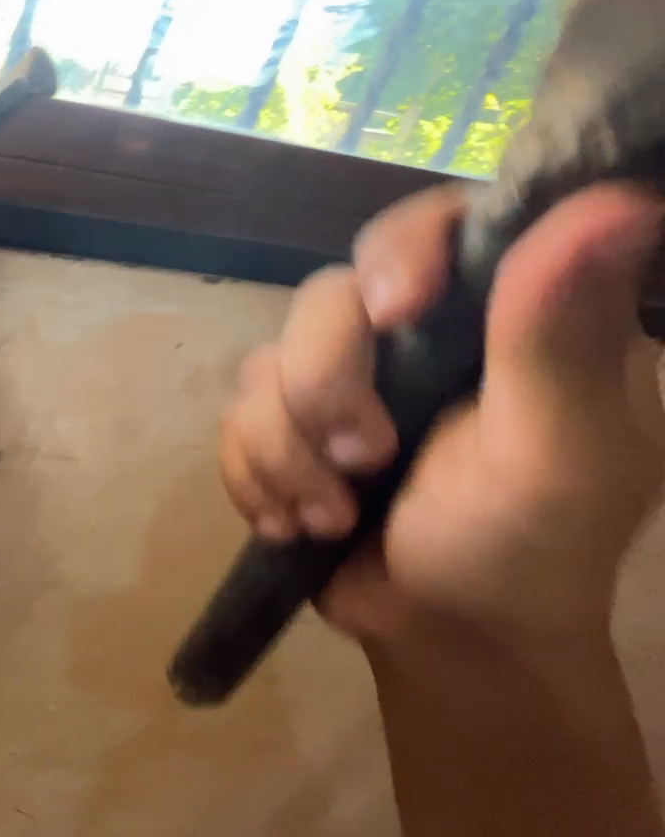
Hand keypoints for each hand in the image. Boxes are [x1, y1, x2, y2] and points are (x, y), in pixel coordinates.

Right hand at [219, 182, 664, 644]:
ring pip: (259, 372)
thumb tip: (609, 204)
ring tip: (328, 517)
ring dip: (284, 454)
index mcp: (499, 321)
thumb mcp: (559, 453)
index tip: (394, 315)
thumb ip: (559, 339)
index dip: (397, 253)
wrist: (437, 633)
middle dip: (323, 391)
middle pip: (319, 303)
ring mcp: (335, 385)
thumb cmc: (522, 550)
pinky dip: (254, 478)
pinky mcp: (279, 428)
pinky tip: (293, 522)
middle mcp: (410, 339)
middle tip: (363, 462)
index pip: (434, 227)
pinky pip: (228, 425)